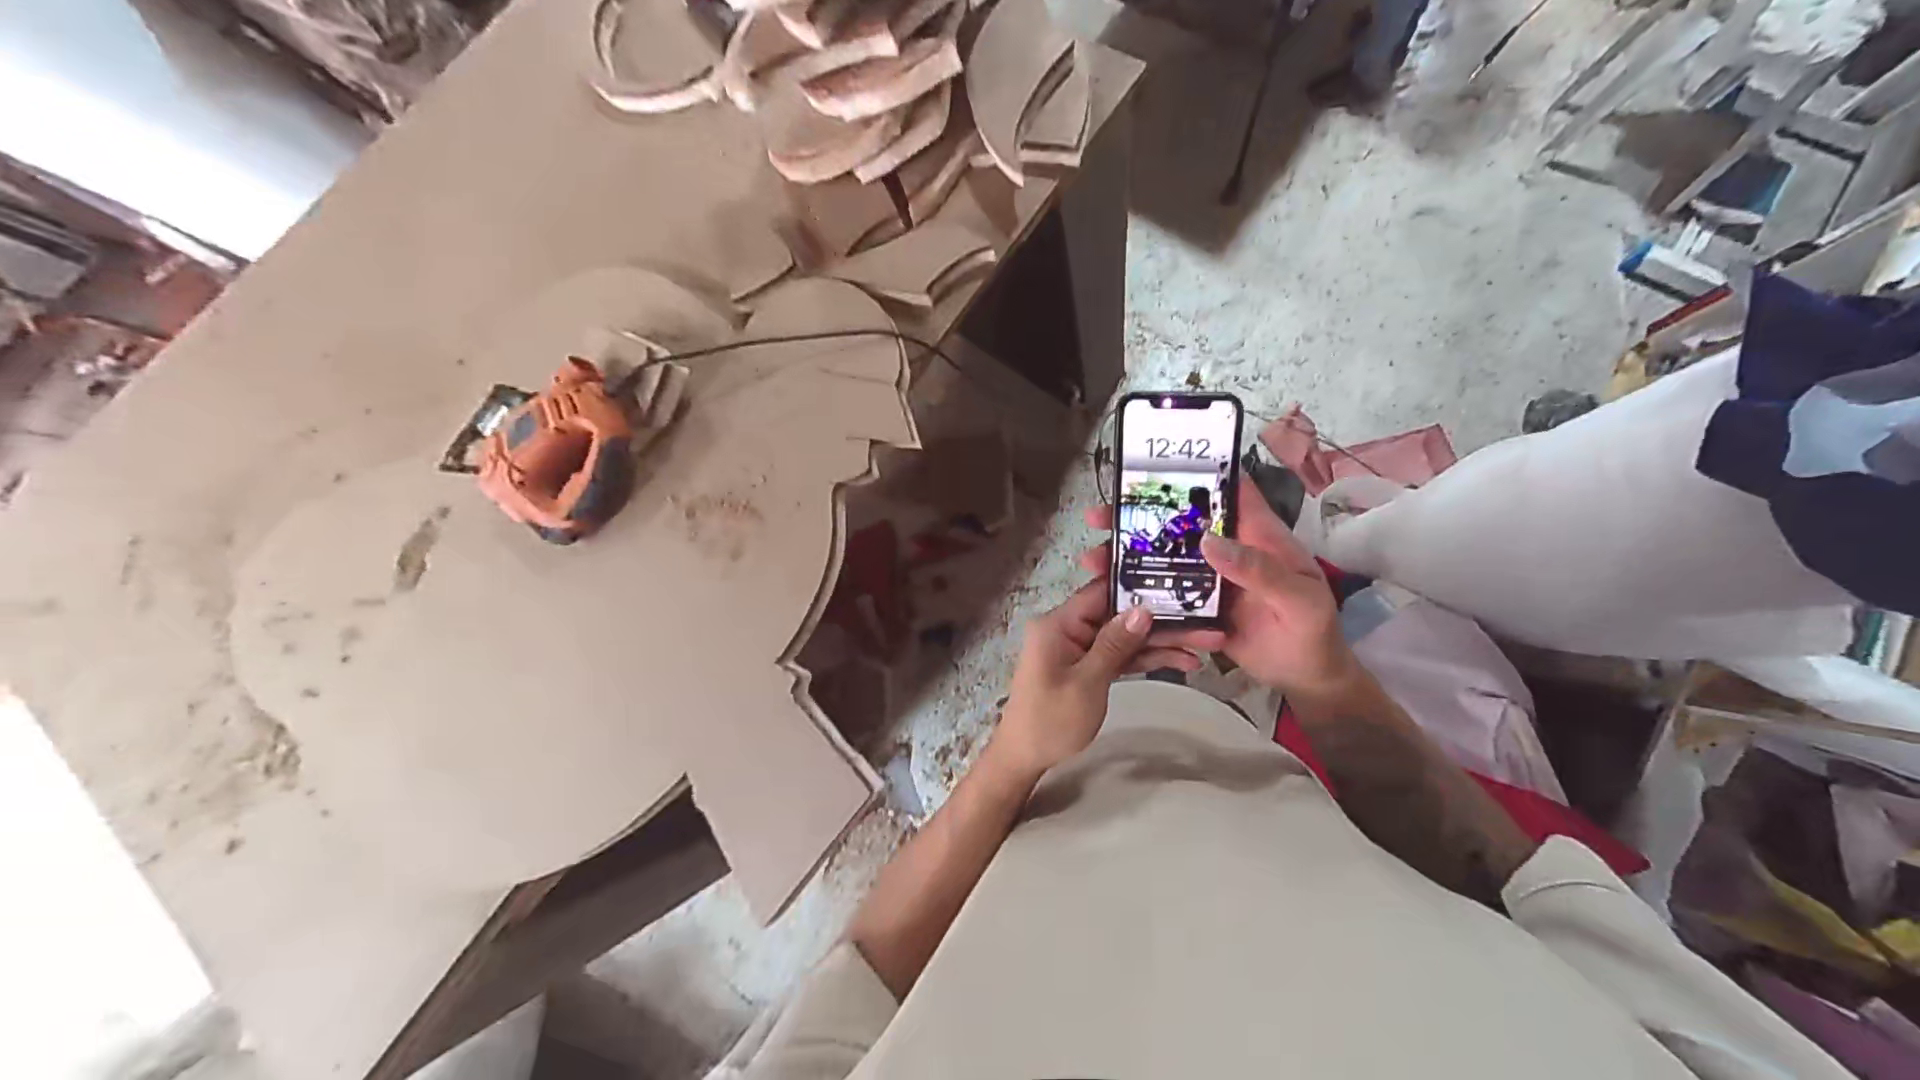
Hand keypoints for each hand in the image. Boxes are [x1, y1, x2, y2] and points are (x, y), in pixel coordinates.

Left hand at [990, 580, 1203, 780]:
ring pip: (1125, 635)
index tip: (1179, 583)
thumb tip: (1142, 609)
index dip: (1139, 585)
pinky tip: (1181, 660)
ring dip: (1162, 641)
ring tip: (1208, 644)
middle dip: (1162, 619)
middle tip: (1208, 625)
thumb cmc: (1050, 721)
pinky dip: (1146, 659)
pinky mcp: (1087, 666)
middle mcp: (1068, 628)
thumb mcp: (1086, 683)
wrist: (1024, 758)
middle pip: (1120, 614)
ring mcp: (1078, 647)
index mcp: (1058, 623)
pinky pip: (1120, 654)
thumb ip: (1115, 644)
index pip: (1102, 592)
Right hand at [1082, 475, 1357, 700]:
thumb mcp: (1298, 599)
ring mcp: (1209, 579)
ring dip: (1129, 556)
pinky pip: (1164, 594)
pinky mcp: (1196, 607)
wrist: (1306, 678)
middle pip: (1180, 524)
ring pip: (1164, 558)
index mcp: (1258, 537)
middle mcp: (1228, 551)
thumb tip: (1208, 541)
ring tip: (1093, 559)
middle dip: (1140, 516)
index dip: (1197, 474)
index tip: (1154, 468)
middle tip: (1100, 516)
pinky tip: (1110, 593)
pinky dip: (1139, 591)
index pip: (1229, 493)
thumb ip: (1259, 570)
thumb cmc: (1313, 632)